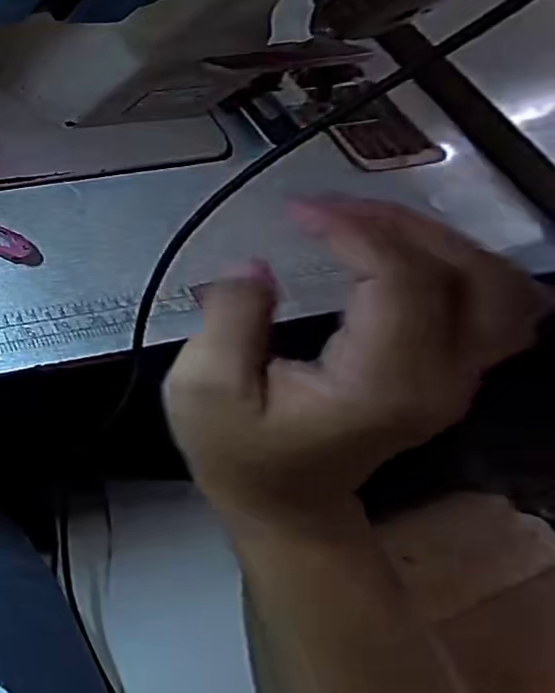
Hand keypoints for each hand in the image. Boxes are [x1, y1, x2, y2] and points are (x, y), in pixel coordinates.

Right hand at [164, 198, 545, 532]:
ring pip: (503, 292)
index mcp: (382, 382)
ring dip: (441, 243)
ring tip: (363, 218)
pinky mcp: (447, 374)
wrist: (283, 502)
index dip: (357, 235)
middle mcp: (442, 379)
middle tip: (332, 205)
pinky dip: (452, 266)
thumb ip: (230, 321)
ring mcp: (456, 380)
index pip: (405, 286)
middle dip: (409, 228)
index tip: (295, 210)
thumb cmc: (234, 447)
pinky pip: (490, 308)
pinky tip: (394, 250)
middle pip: (479, 282)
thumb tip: (253, 265)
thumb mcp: (205, 385)